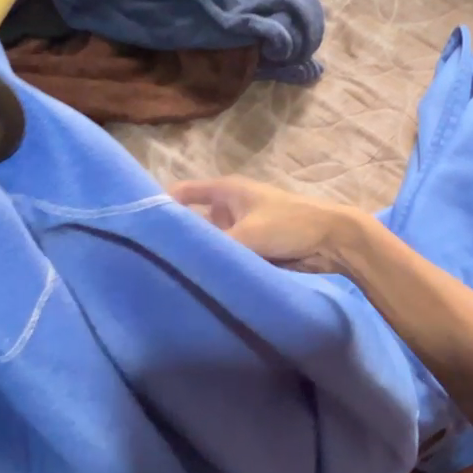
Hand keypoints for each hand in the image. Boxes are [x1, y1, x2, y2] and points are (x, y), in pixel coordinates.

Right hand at [168, 176, 362, 274]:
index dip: (162, 204)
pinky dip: (220, 265)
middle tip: (154, 260)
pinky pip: (229, 256)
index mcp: (226, 190)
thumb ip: (212, 246)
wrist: (333, 241)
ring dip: (203, 255)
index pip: (183, 192)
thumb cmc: (289, 225)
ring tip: (174, 274)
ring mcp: (242, 228)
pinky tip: (203, 282)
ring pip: (212, 242)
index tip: (139, 224)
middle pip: (195, 221)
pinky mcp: (254, 248)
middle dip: (181, 238)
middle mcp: (230, 206)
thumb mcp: (245, 234)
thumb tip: (180, 260)